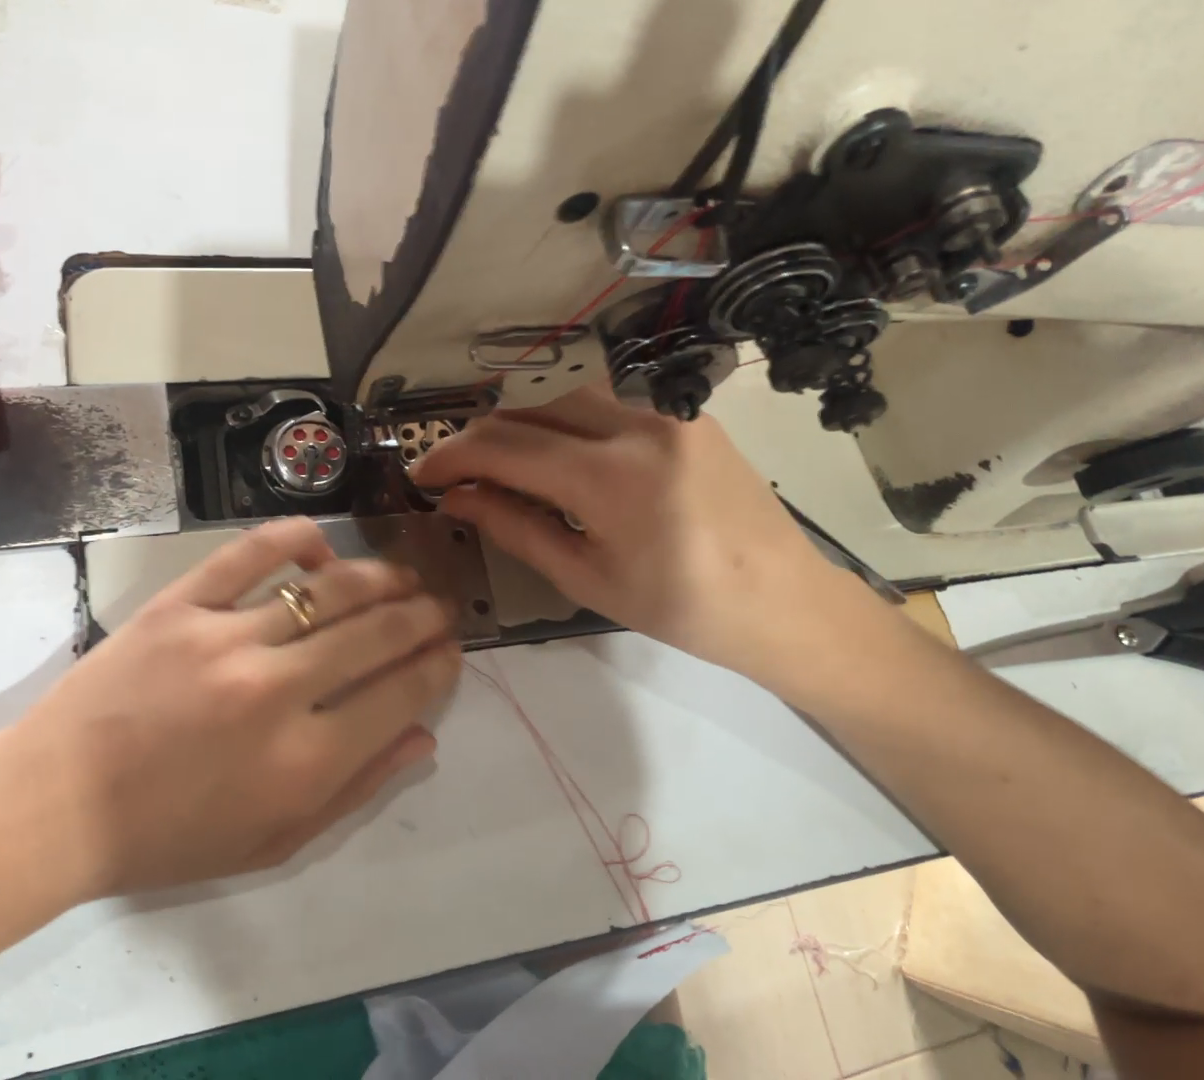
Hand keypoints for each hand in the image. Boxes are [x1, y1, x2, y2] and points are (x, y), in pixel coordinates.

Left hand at [0, 517, 459, 899]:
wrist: (58, 805)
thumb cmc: (170, 838)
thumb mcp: (274, 840)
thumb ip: (356, 789)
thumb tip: (423, 736)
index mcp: (306, 760)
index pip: (403, 693)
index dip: (439, 667)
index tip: (450, 652)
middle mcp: (278, 690)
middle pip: (378, 633)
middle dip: (423, 616)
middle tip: (438, 609)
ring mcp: (226, 638)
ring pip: (329, 590)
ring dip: (379, 578)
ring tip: (401, 578)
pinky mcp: (179, 606)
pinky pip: (248, 554)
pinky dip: (293, 540)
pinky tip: (320, 546)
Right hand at [410, 384, 854, 682]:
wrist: (783, 600)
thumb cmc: (680, 608)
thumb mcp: (586, 578)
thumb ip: (515, 528)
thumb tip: (455, 500)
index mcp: (608, 477)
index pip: (504, 447)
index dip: (451, 457)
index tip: (420, 475)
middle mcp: (635, 425)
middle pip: (529, 408)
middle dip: (479, 435)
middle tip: (452, 472)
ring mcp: (665, 411)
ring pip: (566, 394)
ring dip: (520, 420)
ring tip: (497, 459)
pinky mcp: (685, 412)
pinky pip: (607, 401)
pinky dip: (565, 418)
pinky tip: (555, 451)